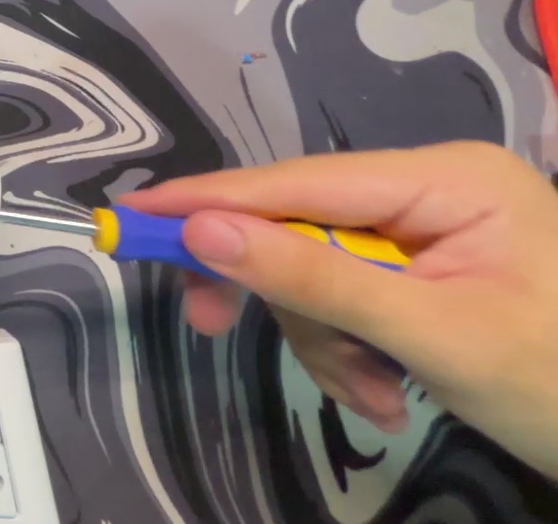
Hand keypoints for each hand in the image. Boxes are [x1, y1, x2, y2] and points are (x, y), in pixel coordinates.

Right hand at [120, 142, 557, 474]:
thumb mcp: (440, 338)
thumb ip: (313, 276)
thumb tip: (197, 230)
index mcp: (442, 178)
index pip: (292, 182)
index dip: (205, 199)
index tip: (130, 214)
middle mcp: (421, 188)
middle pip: (291, 226)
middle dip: (274, 292)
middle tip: (207, 323)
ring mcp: (419, 227)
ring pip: (305, 268)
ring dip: (317, 335)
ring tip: (366, 395)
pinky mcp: (414, 268)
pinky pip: (335, 293)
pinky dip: (341, 345)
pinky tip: (380, 390)